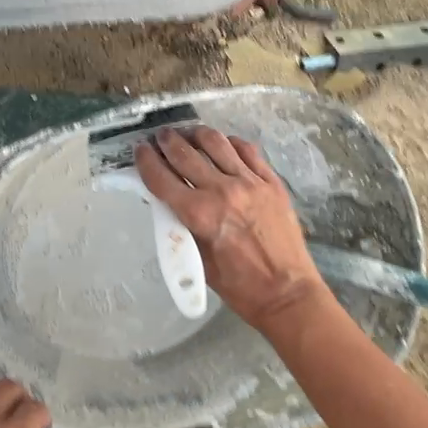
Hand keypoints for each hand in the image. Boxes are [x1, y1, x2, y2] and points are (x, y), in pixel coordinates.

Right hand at [135, 127, 329, 332]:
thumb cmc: (239, 287)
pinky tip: (222, 145)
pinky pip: (246, 149)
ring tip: (188, 134)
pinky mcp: (271, 181)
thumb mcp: (199, 261)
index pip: (162, 178)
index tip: (139, 150)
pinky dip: (229, 143)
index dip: (146, 161)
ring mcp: (249, 182)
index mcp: (199, 215)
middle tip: (160, 136)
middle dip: (167, 141)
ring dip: (196, 134)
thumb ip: (181, 226)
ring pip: (216, 142)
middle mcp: (222, 191)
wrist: (288, 294)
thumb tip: (166, 200)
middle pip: (185, 153)